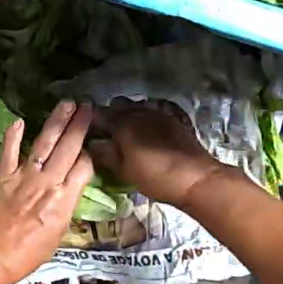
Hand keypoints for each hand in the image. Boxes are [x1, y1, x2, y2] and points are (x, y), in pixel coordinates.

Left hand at [0, 101, 94, 283]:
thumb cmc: (25, 254)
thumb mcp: (57, 235)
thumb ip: (63, 208)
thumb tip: (67, 191)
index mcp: (63, 201)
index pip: (83, 169)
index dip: (89, 154)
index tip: (93, 141)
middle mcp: (46, 183)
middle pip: (68, 148)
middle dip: (80, 126)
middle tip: (88, 107)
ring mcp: (22, 176)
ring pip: (44, 143)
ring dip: (56, 122)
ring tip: (67, 104)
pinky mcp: (0, 174)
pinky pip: (9, 150)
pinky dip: (13, 135)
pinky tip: (19, 120)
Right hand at [90, 99, 230, 208]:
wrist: (197, 179)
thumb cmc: (154, 176)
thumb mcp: (123, 170)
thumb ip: (104, 153)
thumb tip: (92, 143)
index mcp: (121, 122)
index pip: (97, 114)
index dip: (89, 121)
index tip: (85, 131)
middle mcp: (138, 112)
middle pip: (117, 104)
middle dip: (110, 114)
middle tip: (107, 132)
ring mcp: (158, 113)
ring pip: (136, 106)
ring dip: (129, 114)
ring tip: (128, 132)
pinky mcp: (174, 120)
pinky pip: (153, 111)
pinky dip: (145, 118)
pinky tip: (147, 132)